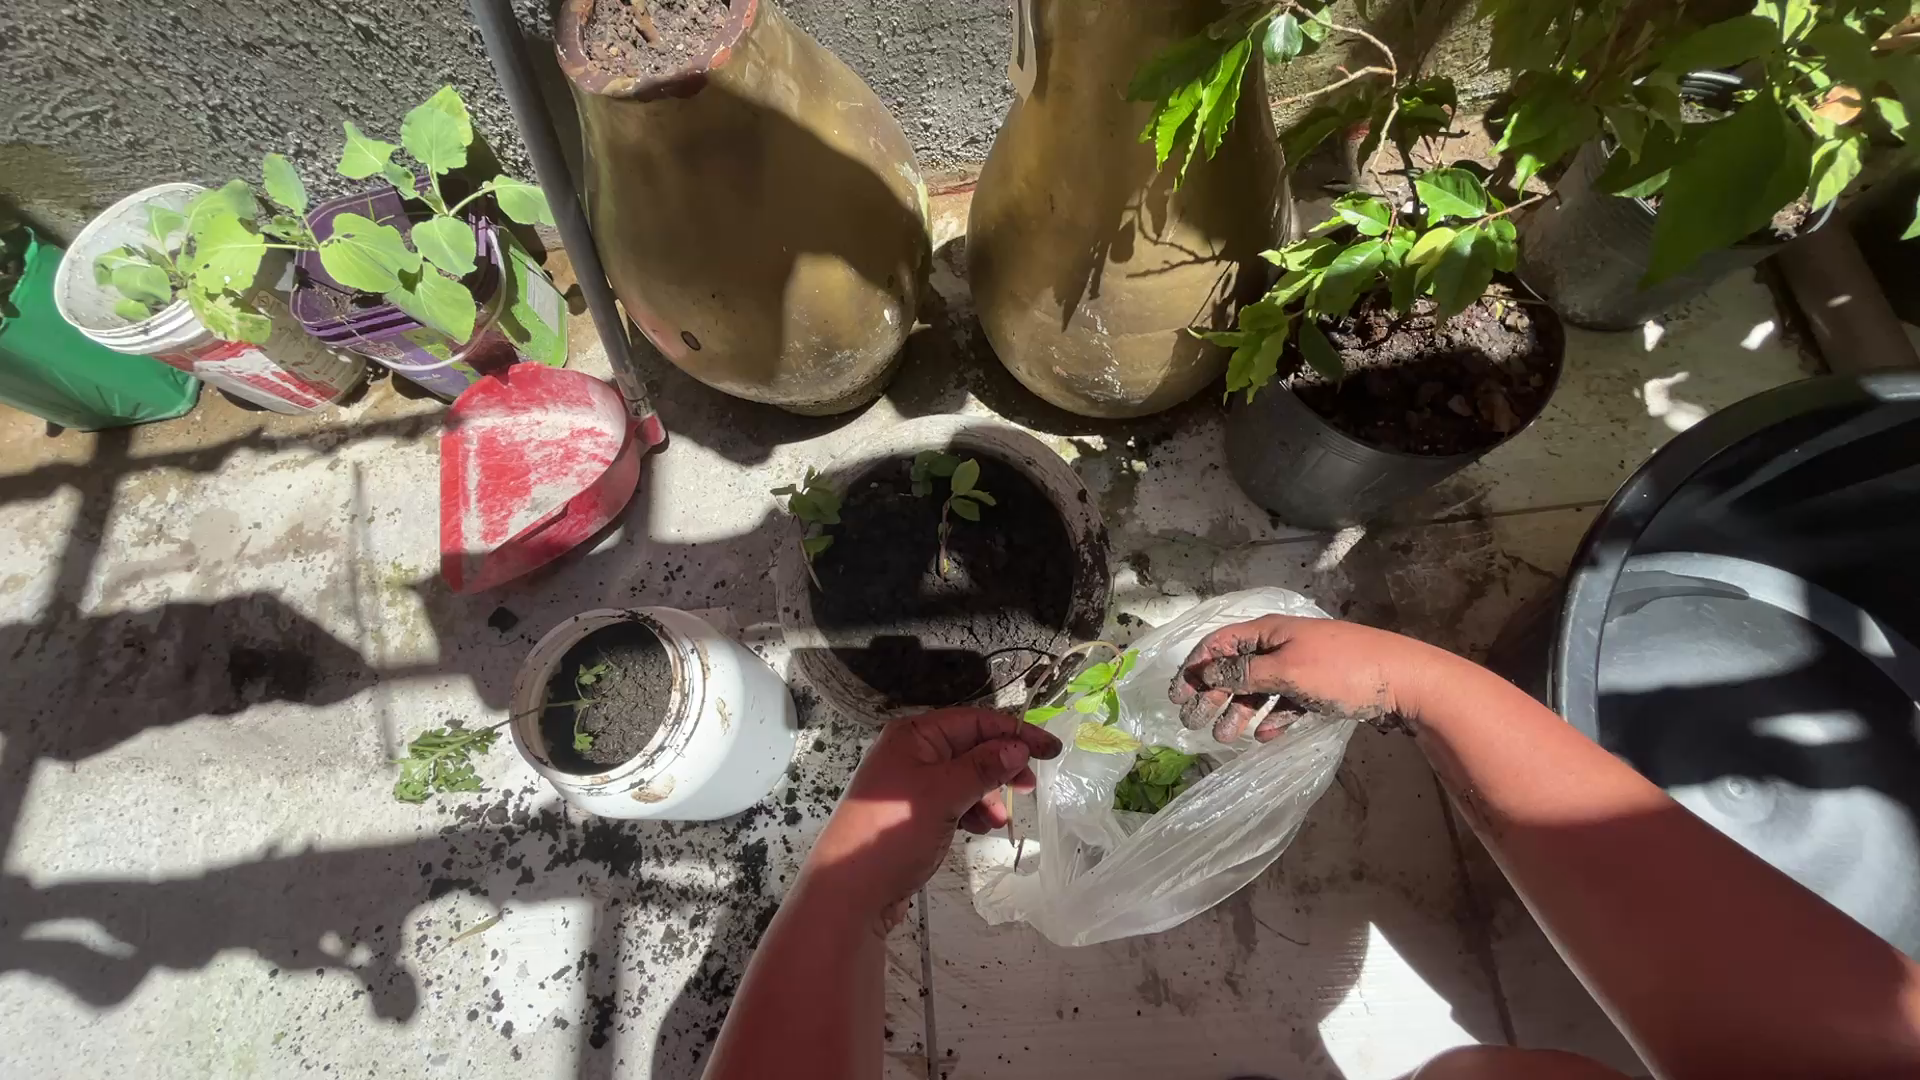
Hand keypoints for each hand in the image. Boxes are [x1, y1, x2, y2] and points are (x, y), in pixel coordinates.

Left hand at [801, 708, 1062, 931]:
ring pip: (964, 776)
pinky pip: (953, 800)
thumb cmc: (892, 832)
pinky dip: (972, 810)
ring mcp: (910, 784)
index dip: (1014, 732)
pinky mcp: (912, 814)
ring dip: (988, 792)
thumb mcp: (943, 794)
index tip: (1051, 749)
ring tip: (1001, 818)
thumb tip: (1018, 747)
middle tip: (1031, 784)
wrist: (847, 894)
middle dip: (1002, 764)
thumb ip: (983, 767)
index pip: (974, 721)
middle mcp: (911, 752)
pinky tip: (982, 827)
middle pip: (970, 747)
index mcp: (914, 735)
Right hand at [1169, 615, 1440, 742]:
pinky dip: (1271, 718)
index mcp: (1268, 631)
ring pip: (1258, 688)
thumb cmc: (1342, 671)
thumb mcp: (1287, 671)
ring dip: (1238, 711)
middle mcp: (1279, 644)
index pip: (1218, 644)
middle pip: (1234, 668)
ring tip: (1226, 739)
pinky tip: (1263, 737)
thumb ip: (1244, 673)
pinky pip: (1284, 702)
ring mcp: (1300, 665)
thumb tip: (1208, 672)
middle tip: (1193, 724)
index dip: (1194, 667)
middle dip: (1212, 695)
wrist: (1408, 681)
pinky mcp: (1319, 687)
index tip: (1177, 695)